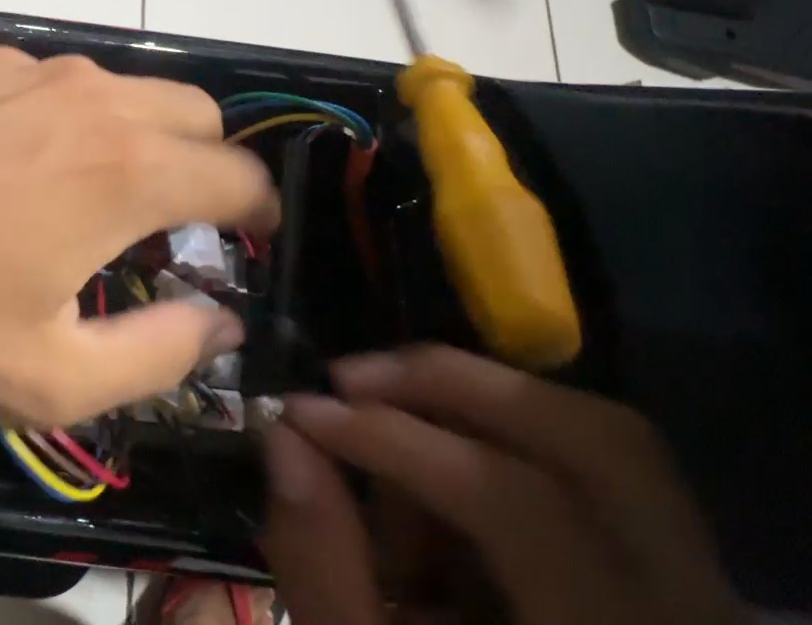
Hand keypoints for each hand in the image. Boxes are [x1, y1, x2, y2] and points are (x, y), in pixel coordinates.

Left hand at [0, 44, 274, 425]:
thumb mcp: (46, 373)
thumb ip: (156, 355)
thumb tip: (216, 327)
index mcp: (123, 166)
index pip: (238, 174)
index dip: (255, 215)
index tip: (243, 243)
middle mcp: (80, 95)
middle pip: (188, 110)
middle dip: (200, 162)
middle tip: (165, 220)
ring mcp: (8, 66)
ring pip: (105, 87)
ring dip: (118, 133)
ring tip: (68, 193)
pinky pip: (26, 79)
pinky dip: (40, 115)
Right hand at [262, 345, 745, 624]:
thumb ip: (317, 557)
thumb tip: (285, 435)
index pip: (513, 499)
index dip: (394, 438)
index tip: (301, 412)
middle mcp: (687, 610)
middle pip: (594, 440)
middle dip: (453, 385)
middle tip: (350, 381)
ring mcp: (697, 591)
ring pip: (599, 441)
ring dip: (472, 415)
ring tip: (382, 445)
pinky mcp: (675, 575)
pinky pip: (590, 473)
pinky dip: (496, 453)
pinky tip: (430, 503)